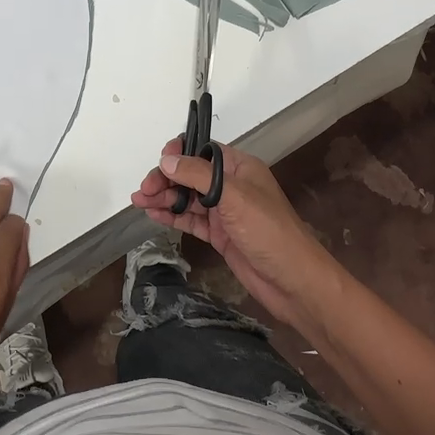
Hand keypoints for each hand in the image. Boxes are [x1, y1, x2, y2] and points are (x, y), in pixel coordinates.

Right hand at [131, 138, 342, 334]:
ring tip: (140, 201)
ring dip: (163, 197)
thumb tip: (166, 160)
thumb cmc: (269, 232)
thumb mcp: (233, 196)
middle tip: (144, 190)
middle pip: (190, 174)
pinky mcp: (219, 234)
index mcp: (239, 168)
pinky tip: (154, 214)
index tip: (160, 163)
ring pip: (186, 197)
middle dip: (165, 178)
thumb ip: (197, 175)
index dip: (179, 153)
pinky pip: (190, 219)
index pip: (202, 151)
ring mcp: (224, 211)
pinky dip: (171, 215)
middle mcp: (230, 186)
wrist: (294, 283)